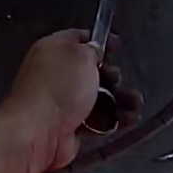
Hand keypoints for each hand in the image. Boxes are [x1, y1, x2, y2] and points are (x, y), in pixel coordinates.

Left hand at [0, 30, 141, 172]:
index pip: (78, 39)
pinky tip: (128, 118)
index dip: (99, 41)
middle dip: (111, 74)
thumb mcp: (81, 55)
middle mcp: (55, 76)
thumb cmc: (58, 87)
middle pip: (91, 71)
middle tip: (115, 79)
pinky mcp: (71, 128)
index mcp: (53, 51)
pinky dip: (115, 119)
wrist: (38, 132)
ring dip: (121, 99)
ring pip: (99, 97)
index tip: (117, 46)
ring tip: (134, 103)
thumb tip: (95, 50)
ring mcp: (62, 104)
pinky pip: (99, 120)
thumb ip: (92, 48)